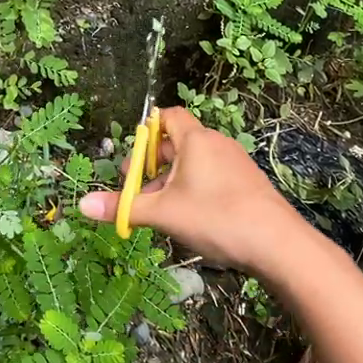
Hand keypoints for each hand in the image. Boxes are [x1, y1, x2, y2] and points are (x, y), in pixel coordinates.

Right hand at [77, 106, 301, 272]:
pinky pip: (214, 177)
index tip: (134, 161)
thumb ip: (122, 207)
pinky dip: (197, 190)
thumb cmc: (216, 217)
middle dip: (155, 166)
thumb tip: (82, 205)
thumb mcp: (163, 213)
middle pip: (178, 143)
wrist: (280, 245)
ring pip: (196, 164)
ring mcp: (236, 164)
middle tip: (140, 191)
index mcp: (196, 139)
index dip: (147, 133)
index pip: (167, 117)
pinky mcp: (249, 184)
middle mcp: (217, 143)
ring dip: (175, 182)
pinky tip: (194, 221)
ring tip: (163, 211)